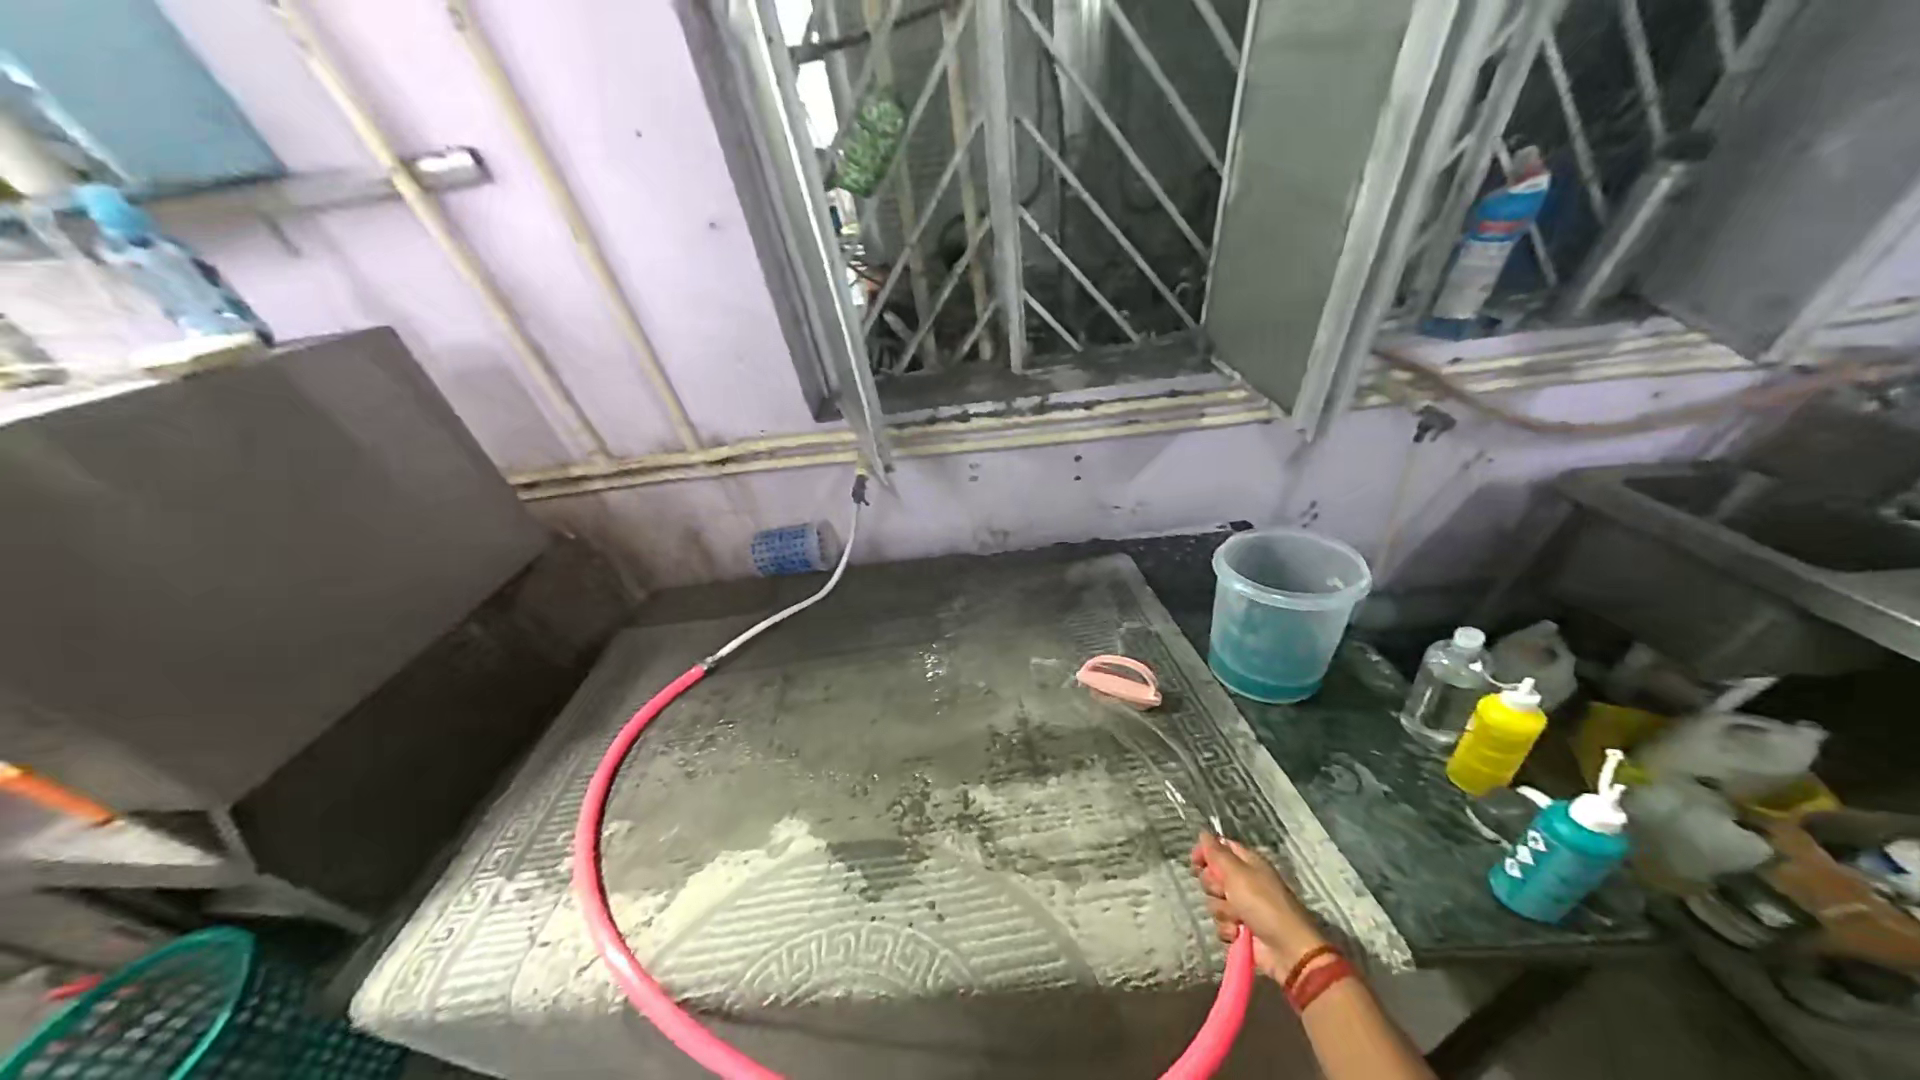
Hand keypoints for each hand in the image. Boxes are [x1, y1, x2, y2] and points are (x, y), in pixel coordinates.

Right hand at [1190, 832, 1328, 982]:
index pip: (1220, 848)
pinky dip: (1228, 929)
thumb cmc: (1263, 904)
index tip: (1195, 861)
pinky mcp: (1240, 929)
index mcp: (1247, 863)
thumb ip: (1217, 853)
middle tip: (1225, 892)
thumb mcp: (1237, 873)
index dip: (1206, 852)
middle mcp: (1244, 882)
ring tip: (1238, 918)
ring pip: (1214, 901)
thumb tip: (1203, 833)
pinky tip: (1239, 933)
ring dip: (1223, 911)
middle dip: (1214, 886)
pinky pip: (1221, 924)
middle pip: (1213, 875)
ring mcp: (1242, 906)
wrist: (1287, 950)